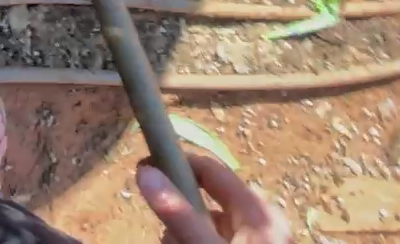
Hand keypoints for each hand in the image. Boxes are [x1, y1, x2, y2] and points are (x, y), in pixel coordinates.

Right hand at [135, 156, 291, 243]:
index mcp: (257, 212)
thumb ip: (180, 215)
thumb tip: (145, 173)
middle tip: (166, 240)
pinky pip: (209, 243)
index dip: (173, 163)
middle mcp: (257, 224)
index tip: (141, 173)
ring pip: (202, 228)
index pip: (208, 168)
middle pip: (201, 202)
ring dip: (181, 239)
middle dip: (176, 217)